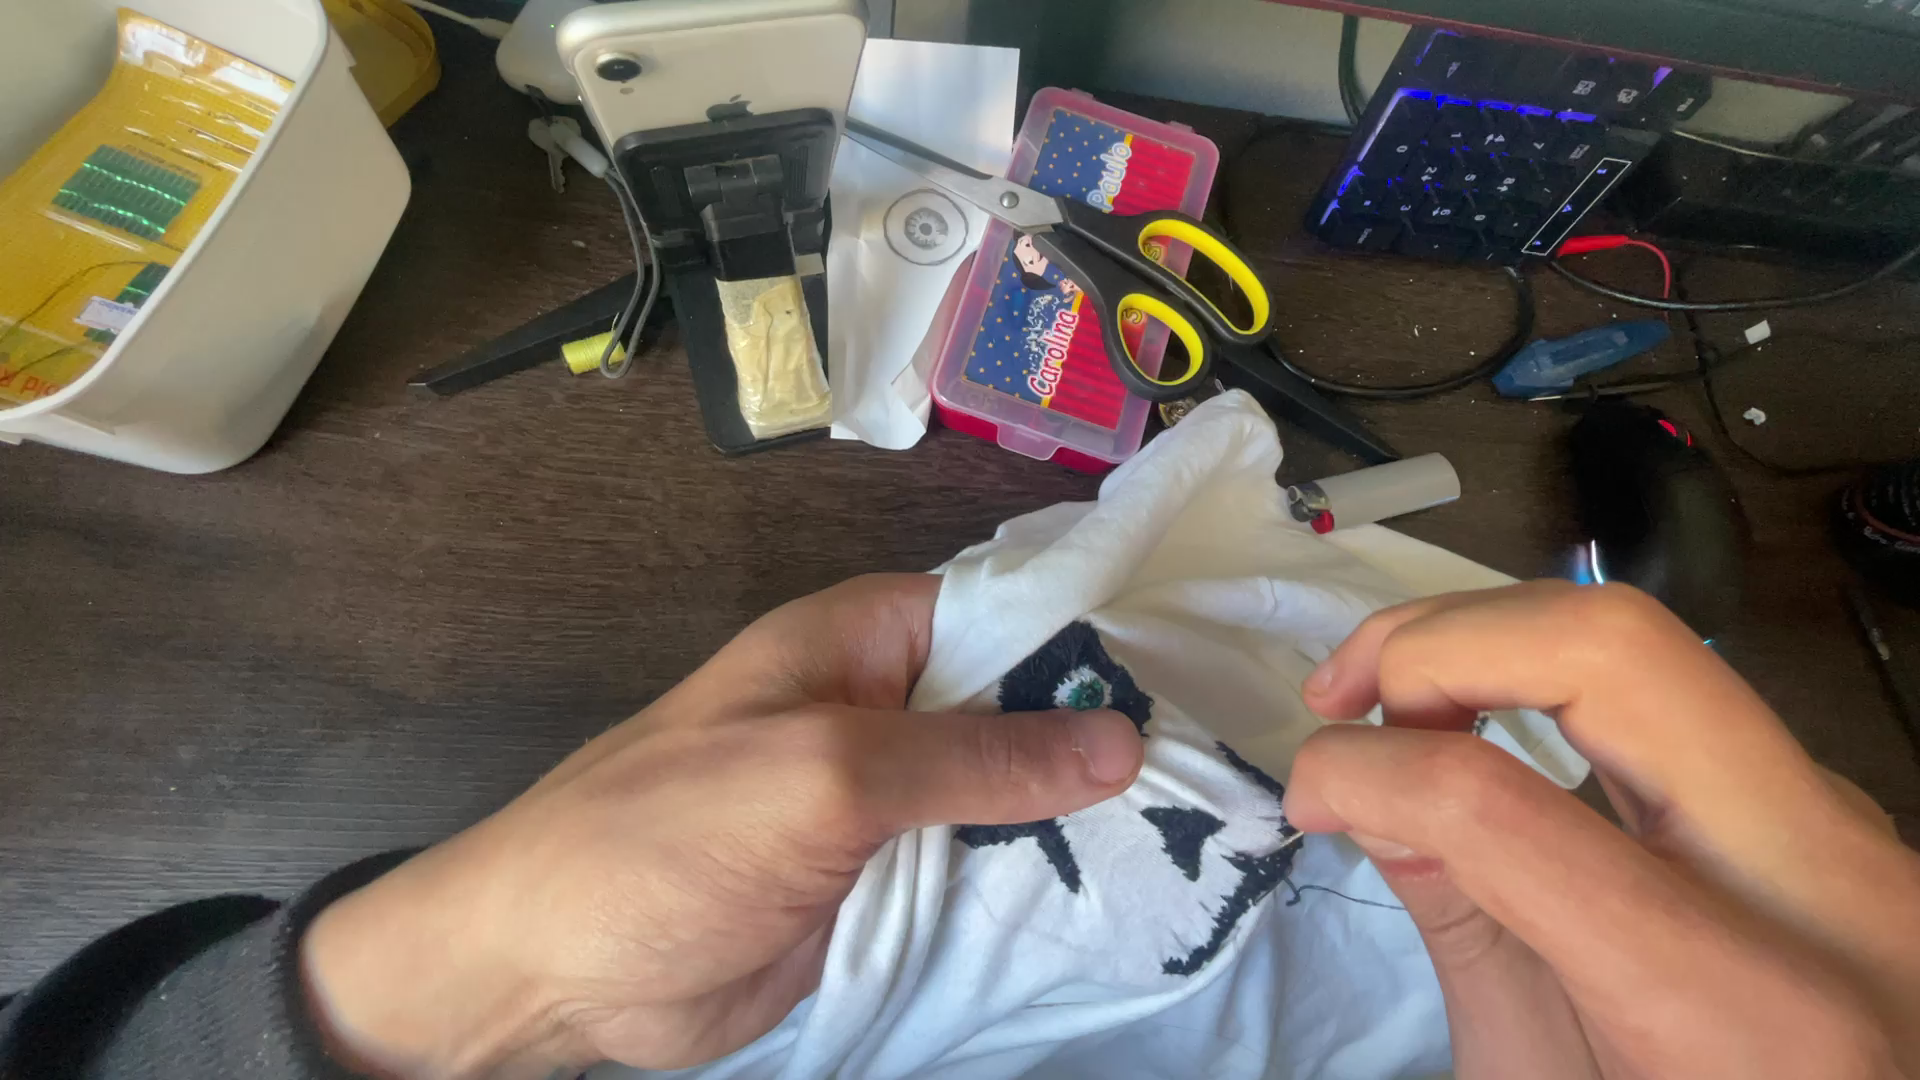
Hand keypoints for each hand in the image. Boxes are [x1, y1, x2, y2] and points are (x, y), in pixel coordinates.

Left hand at [299, 574, 1144, 1076]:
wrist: (555, 968)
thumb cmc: (675, 831)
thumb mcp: (829, 775)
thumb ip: (974, 758)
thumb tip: (1119, 739)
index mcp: (872, 635)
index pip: (1008, 607)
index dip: (1095, 630)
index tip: (1197, 662)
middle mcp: (894, 698)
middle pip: (1020, 697)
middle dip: (1102, 724)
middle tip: (1224, 754)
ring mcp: (896, 786)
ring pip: (1011, 781)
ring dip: (1081, 803)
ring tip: (1205, 820)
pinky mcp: (894, 864)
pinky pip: (986, 852)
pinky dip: (1042, 865)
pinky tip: (1126, 885)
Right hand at [1283, 581, 1919, 1078]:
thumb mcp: (1530, 1064)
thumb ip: (1449, 915)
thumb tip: (1363, 791)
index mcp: (1749, 1009)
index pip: (1493, 804)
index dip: (1359, 772)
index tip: (1307, 799)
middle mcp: (1827, 877)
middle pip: (1599, 645)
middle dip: (1424, 646)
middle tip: (1342, 700)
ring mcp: (1829, 814)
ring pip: (1620, 627)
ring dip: (1461, 633)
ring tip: (1382, 693)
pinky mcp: (1797, 788)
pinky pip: (1633, 671)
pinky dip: (1510, 658)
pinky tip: (1461, 708)